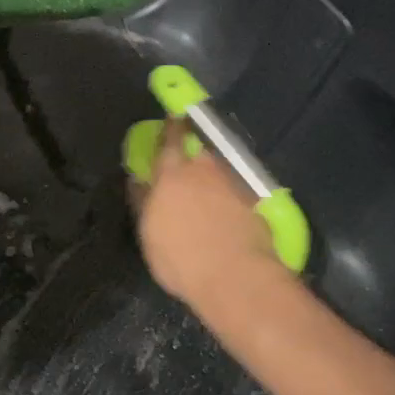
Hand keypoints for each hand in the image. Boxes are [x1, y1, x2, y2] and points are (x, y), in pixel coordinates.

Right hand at [130, 120, 281, 304]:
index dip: (171, 127)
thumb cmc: (181, 257)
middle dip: (194, 153)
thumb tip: (138, 179)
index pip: (171, 140)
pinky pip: (237, 193)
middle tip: (188, 163)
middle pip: (199, 153)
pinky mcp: (256, 206)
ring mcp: (234, 186)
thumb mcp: (148, 232)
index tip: (173, 116)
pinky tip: (228, 216)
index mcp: (173, 174)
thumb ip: (142, 201)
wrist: (237, 277)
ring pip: (220, 172)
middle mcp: (205, 172)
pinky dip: (231, 199)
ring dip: (213, 177)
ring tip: (208, 194)